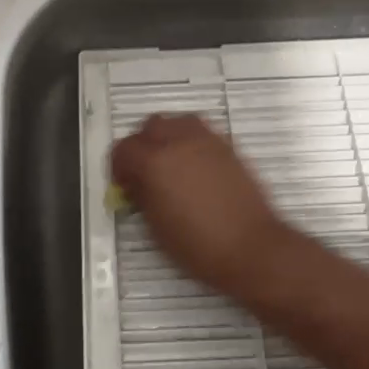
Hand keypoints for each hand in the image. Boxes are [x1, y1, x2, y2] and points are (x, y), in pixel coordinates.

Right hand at [111, 114, 296, 298]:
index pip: (124, 149)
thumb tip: (136, 183)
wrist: (250, 247)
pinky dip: (189, 142)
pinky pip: (201, 132)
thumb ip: (141, 195)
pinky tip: (192, 169)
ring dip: (167, 137)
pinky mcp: (229, 147)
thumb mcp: (156, 226)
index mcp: (155, 162)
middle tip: (143, 172)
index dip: (118, 167)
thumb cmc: (198, 245)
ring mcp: (208, 141)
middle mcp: (180, 142)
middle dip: (141, 146)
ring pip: (177, 122)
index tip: (123, 185)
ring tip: (168, 165)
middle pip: (150, 127)